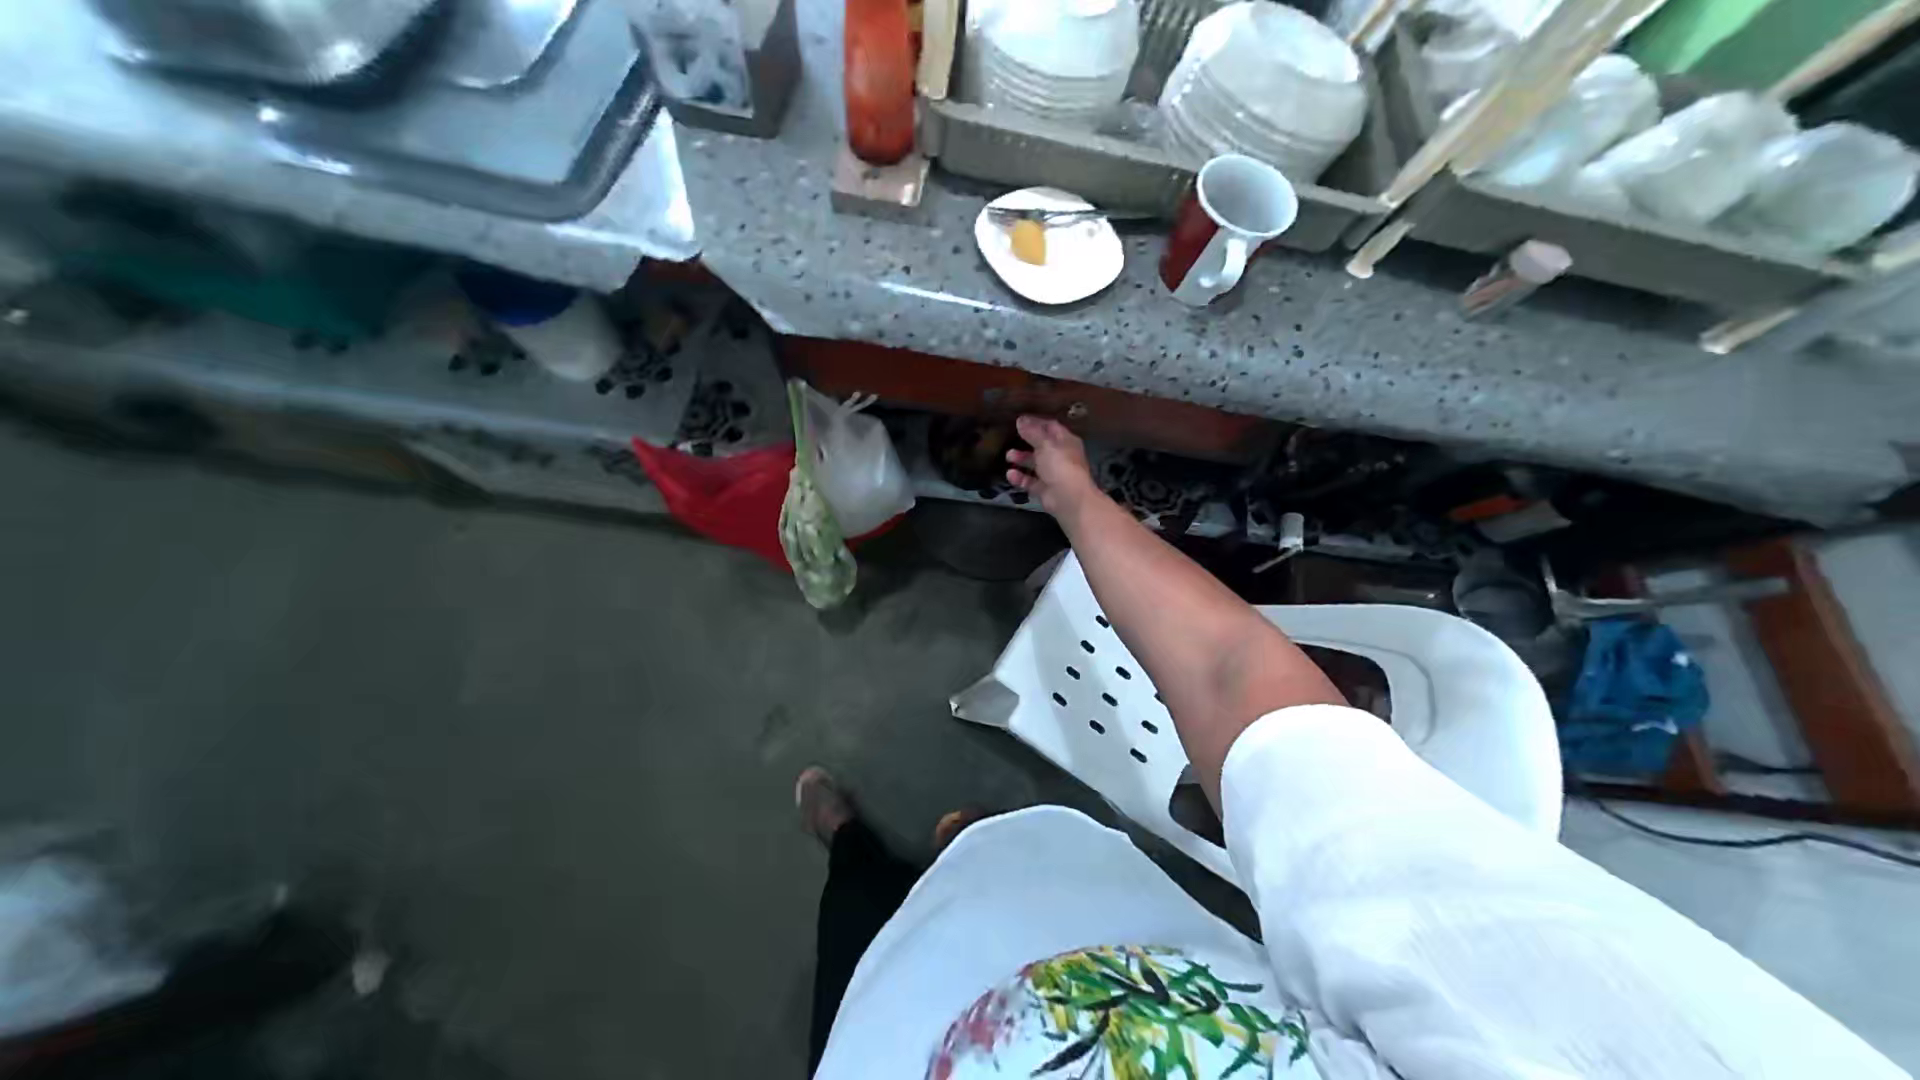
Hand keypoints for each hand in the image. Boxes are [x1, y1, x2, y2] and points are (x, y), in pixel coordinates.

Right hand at [1006, 415, 1098, 517]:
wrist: (1069, 498)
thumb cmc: (1060, 465)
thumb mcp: (1045, 444)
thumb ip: (1032, 432)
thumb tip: (1020, 420)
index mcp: (1066, 441)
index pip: (1050, 427)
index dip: (1036, 422)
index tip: (1019, 420)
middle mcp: (1060, 456)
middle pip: (1042, 445)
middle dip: (1027, 441)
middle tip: (1011, 437)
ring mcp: (1053, 474)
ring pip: (1035, 464)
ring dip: (1021, 459)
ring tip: (1008, 456)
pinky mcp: (1045, 489)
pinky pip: (1030, 481)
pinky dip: (1020, 478)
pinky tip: (1010, 474)